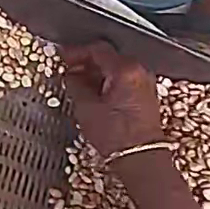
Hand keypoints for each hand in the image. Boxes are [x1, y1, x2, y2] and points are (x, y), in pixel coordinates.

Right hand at [60, 42, 163, 157]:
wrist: (141, 158)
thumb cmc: (116, 136)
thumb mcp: (86, 108)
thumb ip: (75, 85)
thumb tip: (71, 75)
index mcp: (125, 69)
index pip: (98, 50)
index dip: (76, 52)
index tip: (63, 56)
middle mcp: (139, 71)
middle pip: (109, 57)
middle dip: (86, 62)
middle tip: (68, 69)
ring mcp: (145, 83)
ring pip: (116, 69)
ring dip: (97, 73)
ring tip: (78, 83)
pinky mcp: (145, 96)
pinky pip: (124, 80)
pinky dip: (108, 82)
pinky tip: (95, 93)